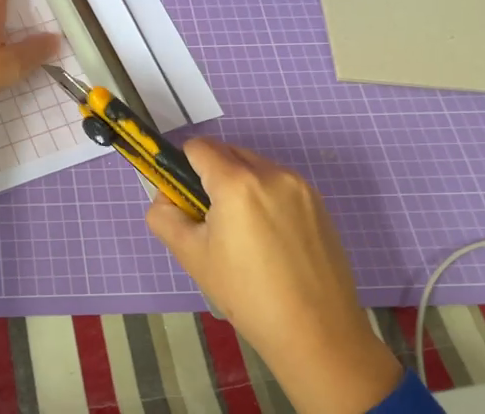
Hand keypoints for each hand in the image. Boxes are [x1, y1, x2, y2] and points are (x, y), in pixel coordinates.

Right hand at [147, 138, 402, 413]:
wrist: (318, 337)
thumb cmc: (247, 296)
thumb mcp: (191, 256)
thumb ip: (163, 215)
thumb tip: (166, 197)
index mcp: (236, 182)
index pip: (198, 147)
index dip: (184, 167)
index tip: (186, 199)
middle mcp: (271, 174)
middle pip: (228, 152)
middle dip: (212, 176)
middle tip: (212, 220)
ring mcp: (300, 188)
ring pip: (255, 168)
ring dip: (240, 185)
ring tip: (245, 235)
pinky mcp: (320, 205)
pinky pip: (280, 185)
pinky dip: (266, 198)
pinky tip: (272, 241)